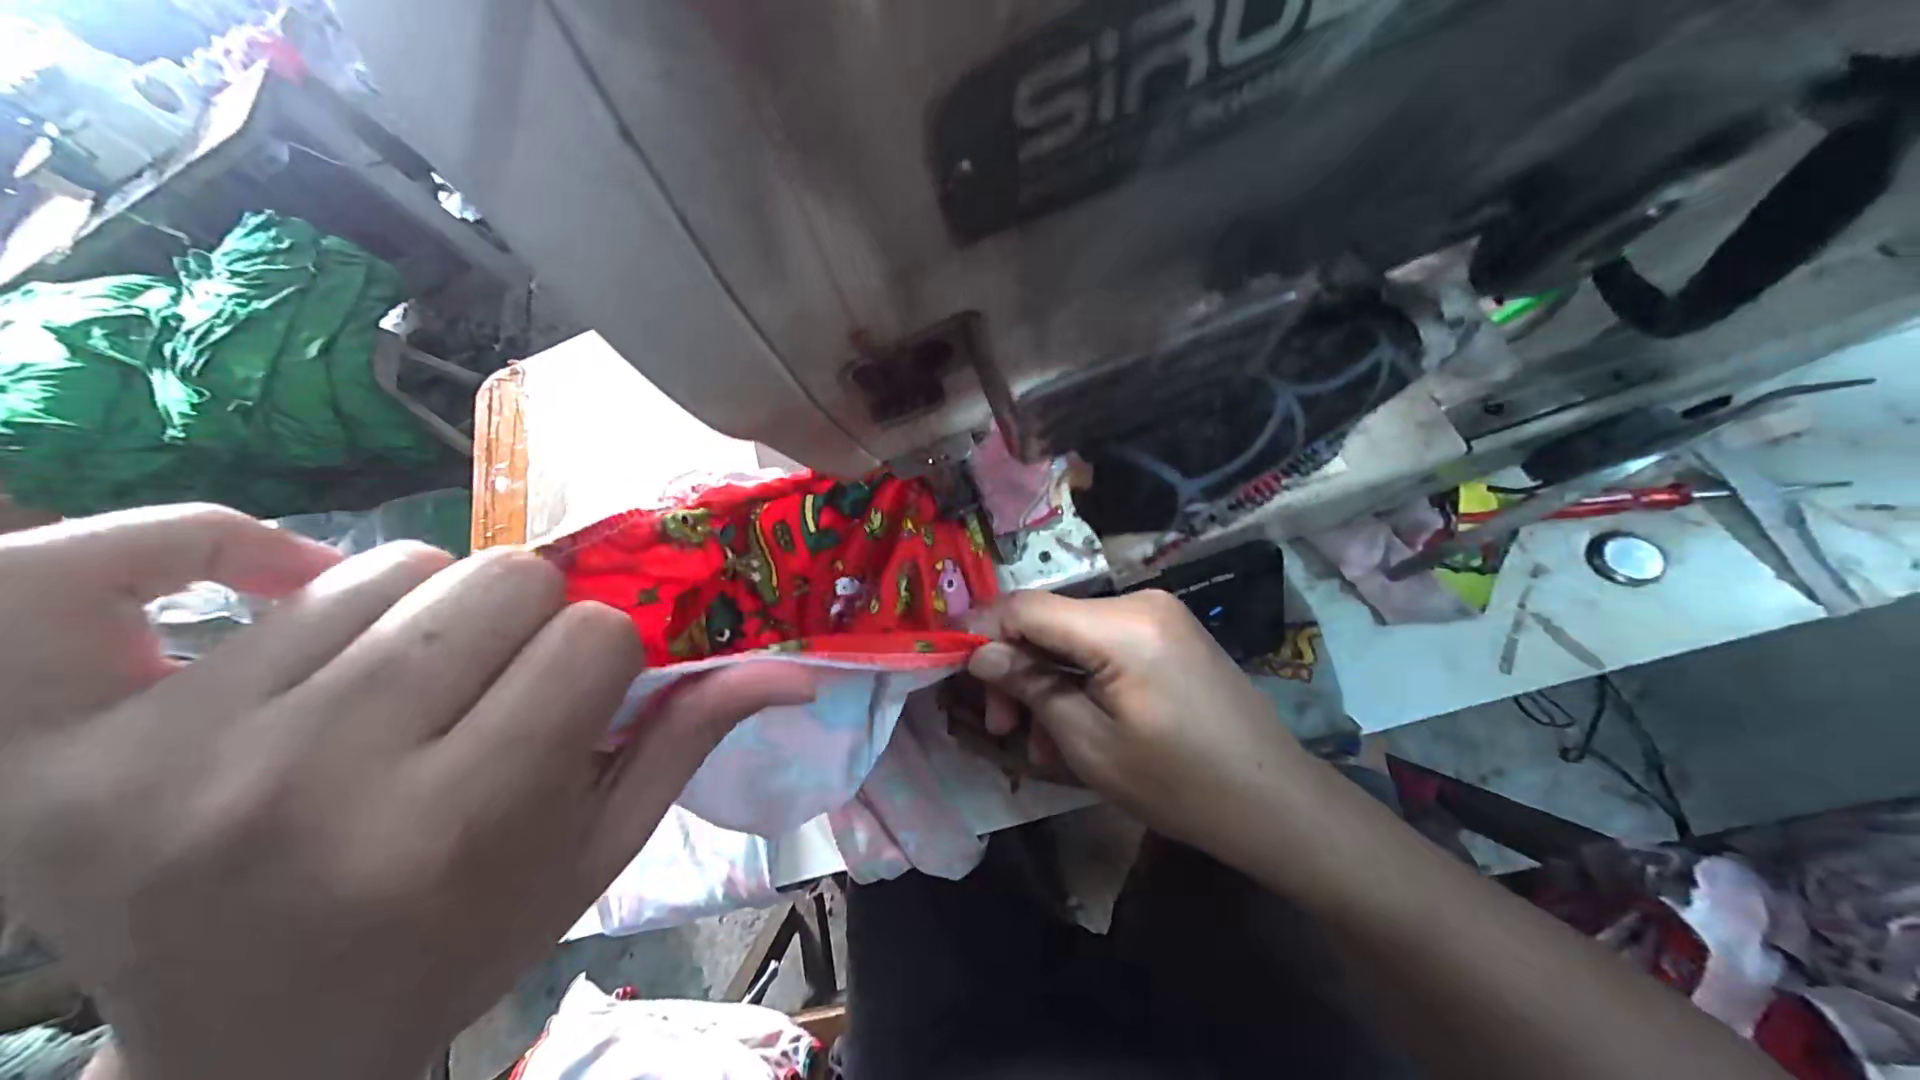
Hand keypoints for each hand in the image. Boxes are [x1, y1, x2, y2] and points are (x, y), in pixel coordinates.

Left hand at [0, 513, 815, 1079]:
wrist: (252, 1047)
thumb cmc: (466, 939)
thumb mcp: (597, 854)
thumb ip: (687, 743)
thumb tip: (795, 672)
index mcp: (461, 828)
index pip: (595, 638)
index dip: (607, 654)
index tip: (580, 695)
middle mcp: (318, 782)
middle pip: (499, 581)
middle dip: (531, 618)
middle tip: (500, 683)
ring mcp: (182, 752)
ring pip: (394, 567)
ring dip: (433, 614)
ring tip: (408, 690)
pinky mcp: (68, 742)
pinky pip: (241, 570)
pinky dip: (315, 592)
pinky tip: (312, 657)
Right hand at [967, 590, 1312, 850]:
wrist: (1275, 803)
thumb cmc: (1179, 784)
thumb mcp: (1089, 744)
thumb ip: (1030, 686)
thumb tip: (978, 654)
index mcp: (1121, 625)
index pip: (1025, 607)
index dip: (981, 633)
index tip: (957, 676)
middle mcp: (1140, 602)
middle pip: (1048, 620)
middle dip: (1015, 669)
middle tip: (1002, 726)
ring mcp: (1159, 614)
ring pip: (1072, 635)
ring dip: (1046, 681)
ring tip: (1041, 742)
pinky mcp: (1168, 632)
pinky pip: (1103, 644)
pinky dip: (1079, 678)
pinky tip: (1075, 724)